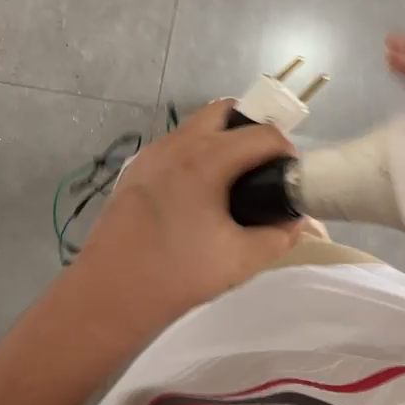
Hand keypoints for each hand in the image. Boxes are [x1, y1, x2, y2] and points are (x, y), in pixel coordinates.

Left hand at [61, 100, 300, 338]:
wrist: (109, 293)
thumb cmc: (177, 274)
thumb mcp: (240, 260)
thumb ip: (278, 237)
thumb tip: (295, 223)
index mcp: (207, 158)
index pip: (262, 133)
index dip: (285, 151)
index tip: (290, 176)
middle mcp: (179, 143)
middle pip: (226, 111)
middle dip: (252, 130)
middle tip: (264, 167)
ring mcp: (153, 152)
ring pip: (198, 125)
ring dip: (223, 139)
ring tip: (235, 181)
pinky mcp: (136, 168)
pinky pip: (176, 144)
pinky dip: (197, 153)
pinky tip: (200, 194)